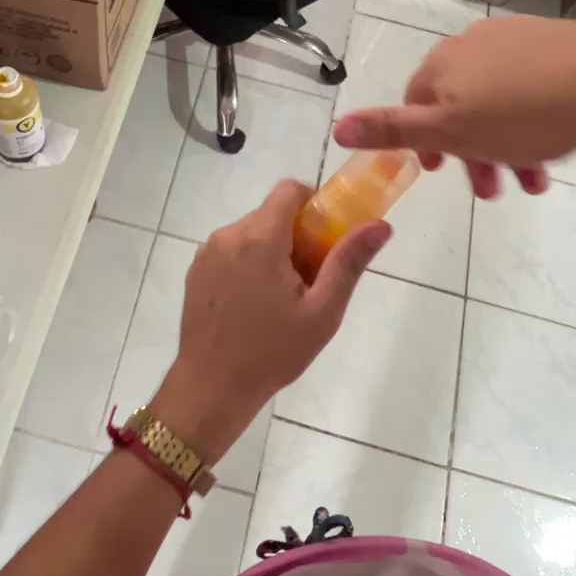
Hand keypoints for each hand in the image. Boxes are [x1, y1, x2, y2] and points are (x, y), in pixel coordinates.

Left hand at [148, 181, 389, 461]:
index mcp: (259, 238)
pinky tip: (254, 304)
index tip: (326, 236)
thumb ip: (349, 262)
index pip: (289, 190)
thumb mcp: (322, 311)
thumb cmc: (272, 352)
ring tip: (281, 298)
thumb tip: (380, 225)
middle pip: (270, 214)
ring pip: (250, 233)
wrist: (212, 386)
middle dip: (295, 236)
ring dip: (271, 251)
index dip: (313, 204)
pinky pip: (230, 251)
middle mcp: (228, 235)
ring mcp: (207, 253)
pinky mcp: (195, 271)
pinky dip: (247, 264)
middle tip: (309, 279)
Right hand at [332, 16, 575, 193]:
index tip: (442, 172)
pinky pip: (531, 89)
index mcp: (442, 64)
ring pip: (498, 102)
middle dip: (473, 154)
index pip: (416, 101)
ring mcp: (517, 40)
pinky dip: (533, 122)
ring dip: (508, 147)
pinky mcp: (556, 44)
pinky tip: (555, 146)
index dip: (425, 141)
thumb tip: (338, 127)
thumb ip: (393, 130)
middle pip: (460, 105)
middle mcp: (473, 44)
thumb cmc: (522, 116)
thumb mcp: (448, 131)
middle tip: (493, 192)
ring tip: (532, 182)